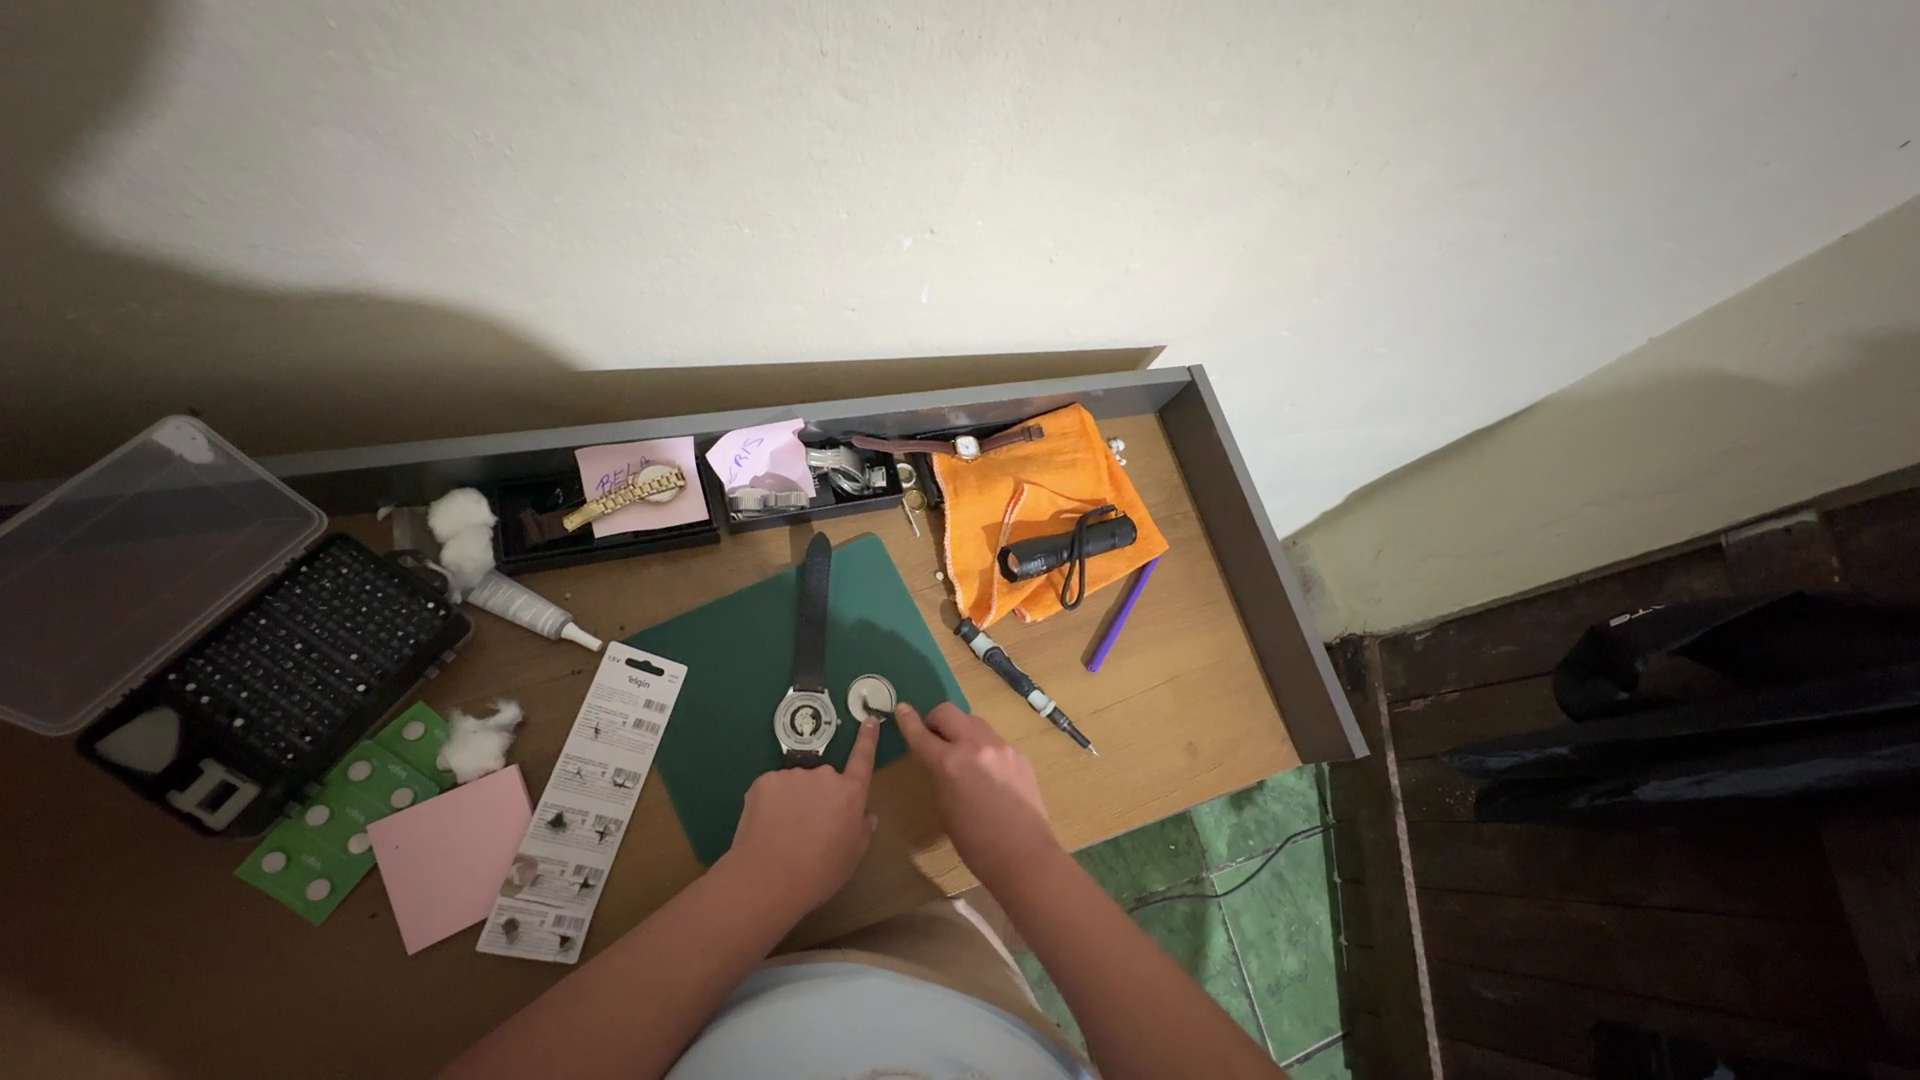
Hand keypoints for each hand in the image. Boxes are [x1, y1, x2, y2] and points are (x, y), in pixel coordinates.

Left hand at [725, 718, 879, 911]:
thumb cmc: (819, 873)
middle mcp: (825, 776)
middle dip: (819, 797)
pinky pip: (773, 788)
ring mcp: (793, 775)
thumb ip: (862, 830)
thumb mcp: (852, 856)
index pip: (863, 758)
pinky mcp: (764, 781)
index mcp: (851, 793)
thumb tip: (866, 815)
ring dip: (794, 800)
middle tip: (809, 827)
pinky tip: (766, 827)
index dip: (868, 739)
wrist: (768, 879)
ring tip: (784, 832)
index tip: (869, 720)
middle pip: (825, 780)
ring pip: (797, 784)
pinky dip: (771, 803)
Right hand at [895, 702, 1061, 888]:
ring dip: (961, 730)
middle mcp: (975, 746)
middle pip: (948, 711)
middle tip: (934, 736)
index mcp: (950, 763)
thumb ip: (938, 774)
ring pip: (974, 721)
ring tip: (963, 753)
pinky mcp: (1019, 754)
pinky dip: (983, 747)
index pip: (921, 733)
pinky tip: (988, 773)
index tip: (901, 709)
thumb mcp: (944, 806)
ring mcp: (1001, 747)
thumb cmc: (975, 842)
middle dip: (935, 720)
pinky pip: (994, 740)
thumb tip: (939, 759)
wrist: (1024, 853)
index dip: (908, 720)